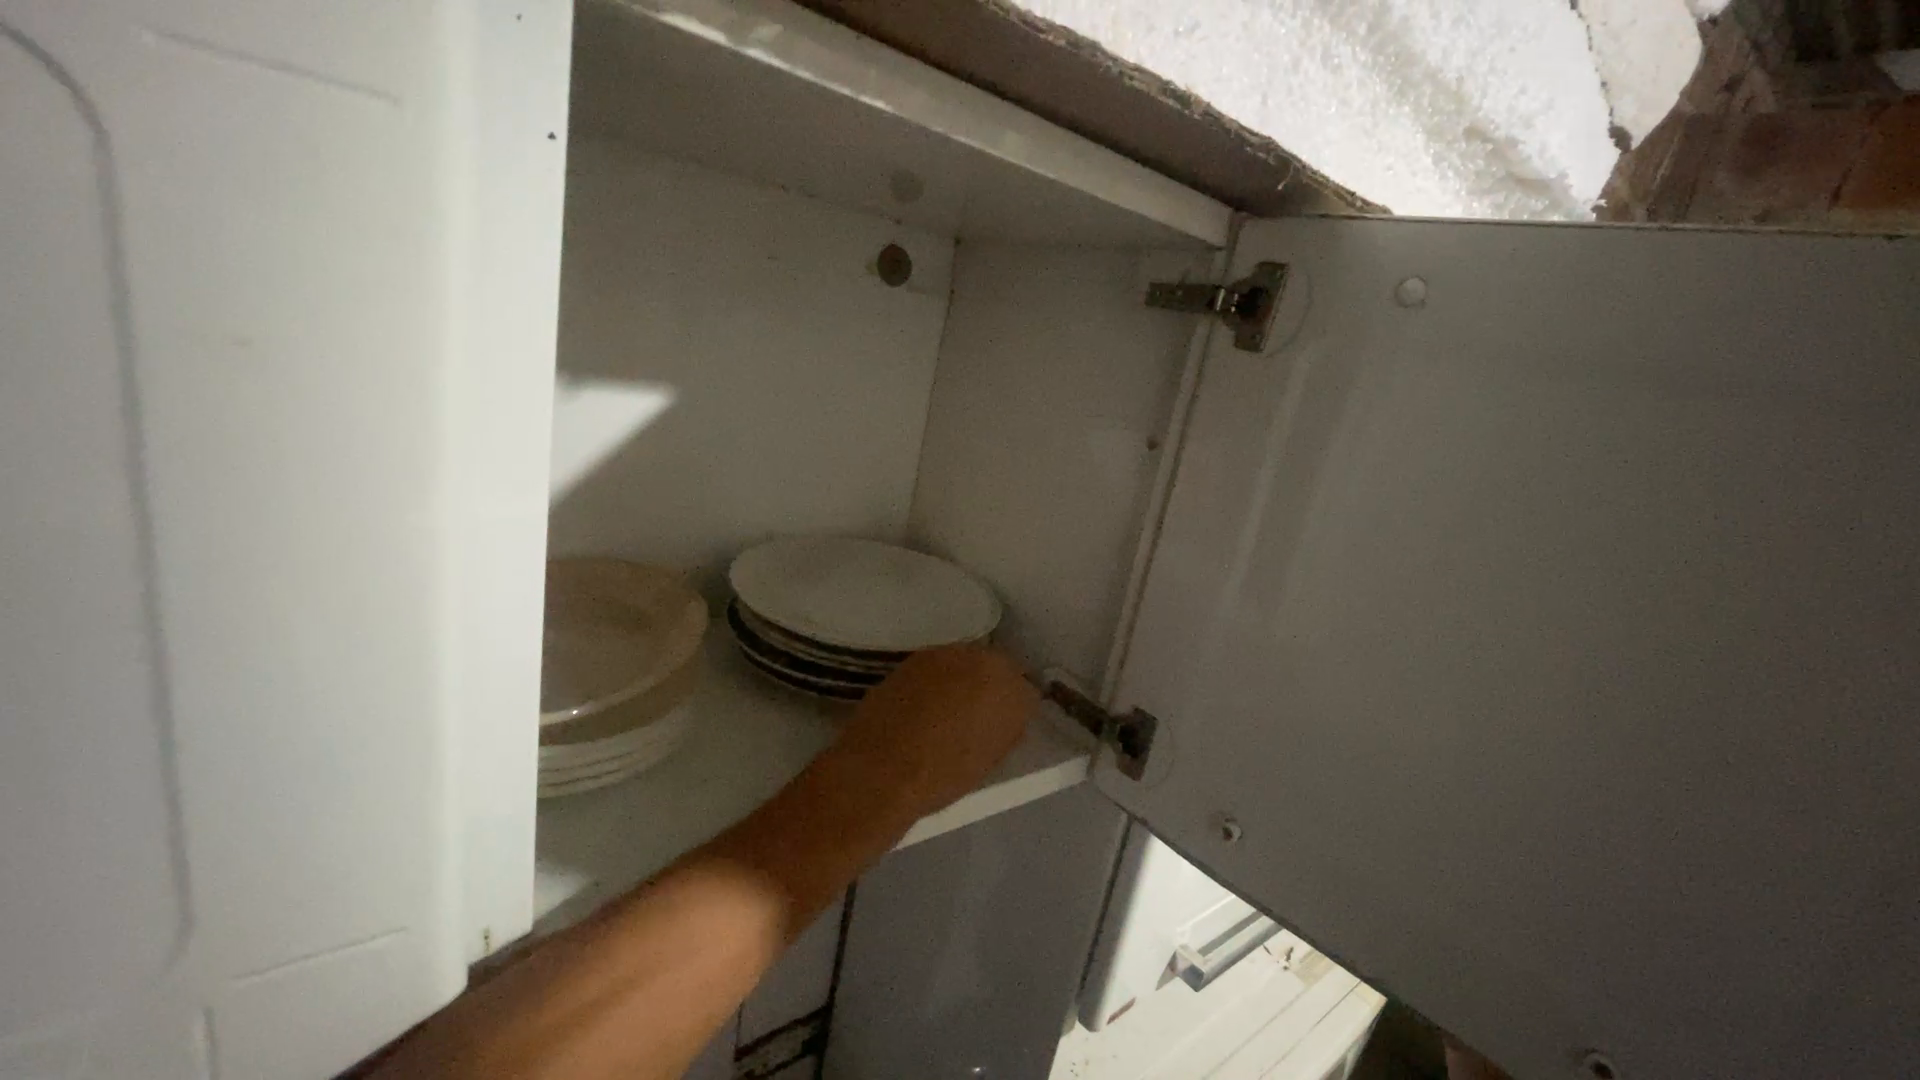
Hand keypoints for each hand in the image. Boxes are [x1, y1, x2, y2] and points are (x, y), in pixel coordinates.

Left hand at [833, 644, 1034, 817]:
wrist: (882, 769)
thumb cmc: (943, 776)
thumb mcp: (990, 760)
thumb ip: (1003, 729)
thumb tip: (1000, 718)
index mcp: (1012, 689)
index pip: (1025, 692)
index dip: (1012, 711)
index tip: (1000, 727)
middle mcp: (982, 660)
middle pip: (994, 669)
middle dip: (988, 688)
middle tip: (974, 717)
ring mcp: (944, 654)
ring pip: (962, 664)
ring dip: (959, 681)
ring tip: (944, 712)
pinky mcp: (913, 657)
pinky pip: (934, 668)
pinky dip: (933, 683)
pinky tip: (920, 708)